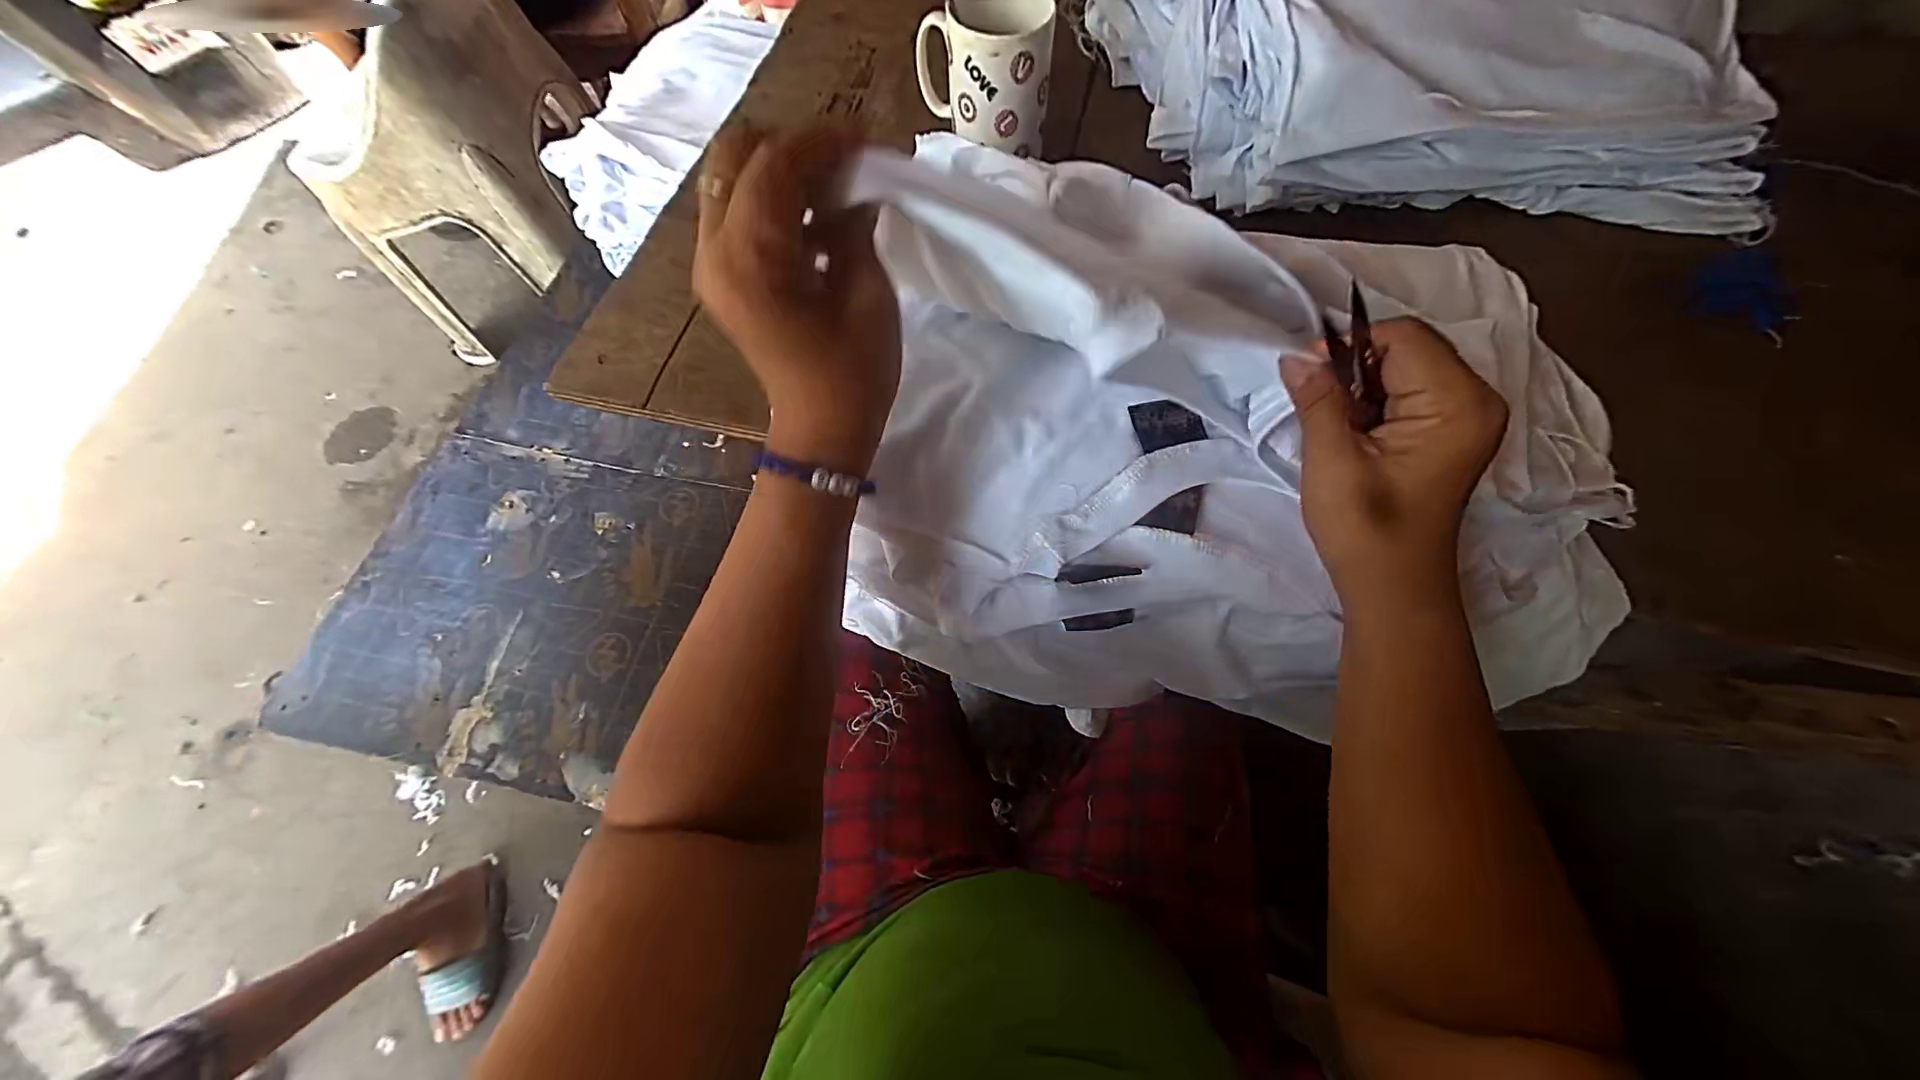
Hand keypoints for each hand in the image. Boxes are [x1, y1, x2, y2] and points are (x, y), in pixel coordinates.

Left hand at [693, 123, 901, 473]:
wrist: (823, 432)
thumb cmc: (855, 374)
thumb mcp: (867, 294)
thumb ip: (853, 227)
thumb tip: (854, 188)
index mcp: (750, 258)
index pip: (775, 164)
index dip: (823, 143)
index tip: (868, 142)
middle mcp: (714, 252)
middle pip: (735, 158)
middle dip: (793, 149)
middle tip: (845, 166)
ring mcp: (711, 266)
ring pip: (732, 183)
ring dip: (781, 174)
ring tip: (835, 191)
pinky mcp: (721, 279)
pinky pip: (737, 216)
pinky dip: (772, 204)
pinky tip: (815, 223)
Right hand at [1281, 317, 1507, 608]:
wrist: (1393, 587)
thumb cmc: (1364, 529)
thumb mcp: (1331, 460)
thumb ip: (1318, 400)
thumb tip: (1297, 355)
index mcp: (1457, 402)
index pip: (1404, 336)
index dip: (1349, 346)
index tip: (1308, 376)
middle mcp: (1476, 399)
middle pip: (1410, 348)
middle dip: (1355, 367)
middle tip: (1318, 405)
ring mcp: (1469, 417)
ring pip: (1407, 369)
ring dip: (1362, 388)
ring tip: (1336, 427)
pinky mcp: (1453, 433)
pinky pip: (1411, 393)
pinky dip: (1375, 403)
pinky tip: (1354, 434)